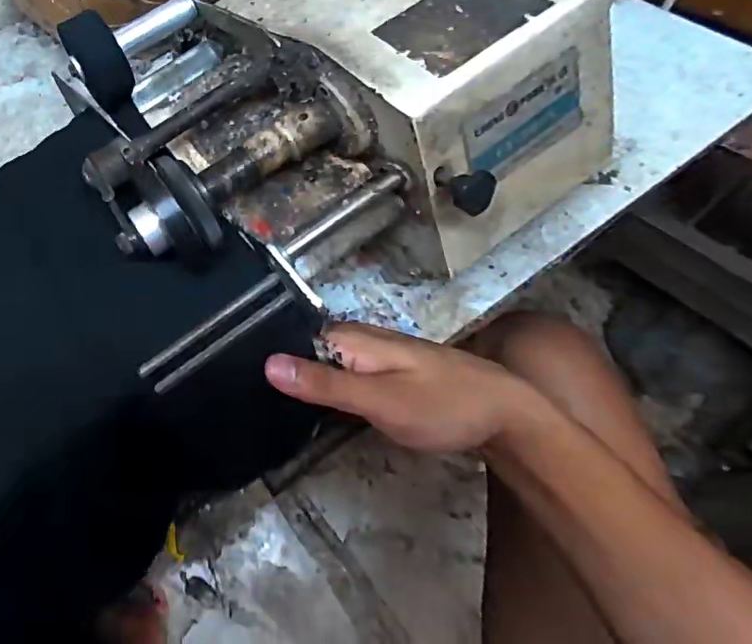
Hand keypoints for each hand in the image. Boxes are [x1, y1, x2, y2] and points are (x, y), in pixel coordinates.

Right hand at [264, 322, 530, 453]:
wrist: (505, 414)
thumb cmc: (441, 405)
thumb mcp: (378, 401)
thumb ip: (324, 385)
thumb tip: (268, 363)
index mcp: (350, 338)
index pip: (293, 342)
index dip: (271, 364)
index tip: (246, 388)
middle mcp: (358, 339)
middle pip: (308, 353)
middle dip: (287, 376)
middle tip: (258, 408)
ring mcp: (374, 356)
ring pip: (326, 366)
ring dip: (308, 386)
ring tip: (278, 411)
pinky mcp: (386, 374)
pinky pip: (345, 377)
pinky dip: (331, 393)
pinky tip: (321, 412)